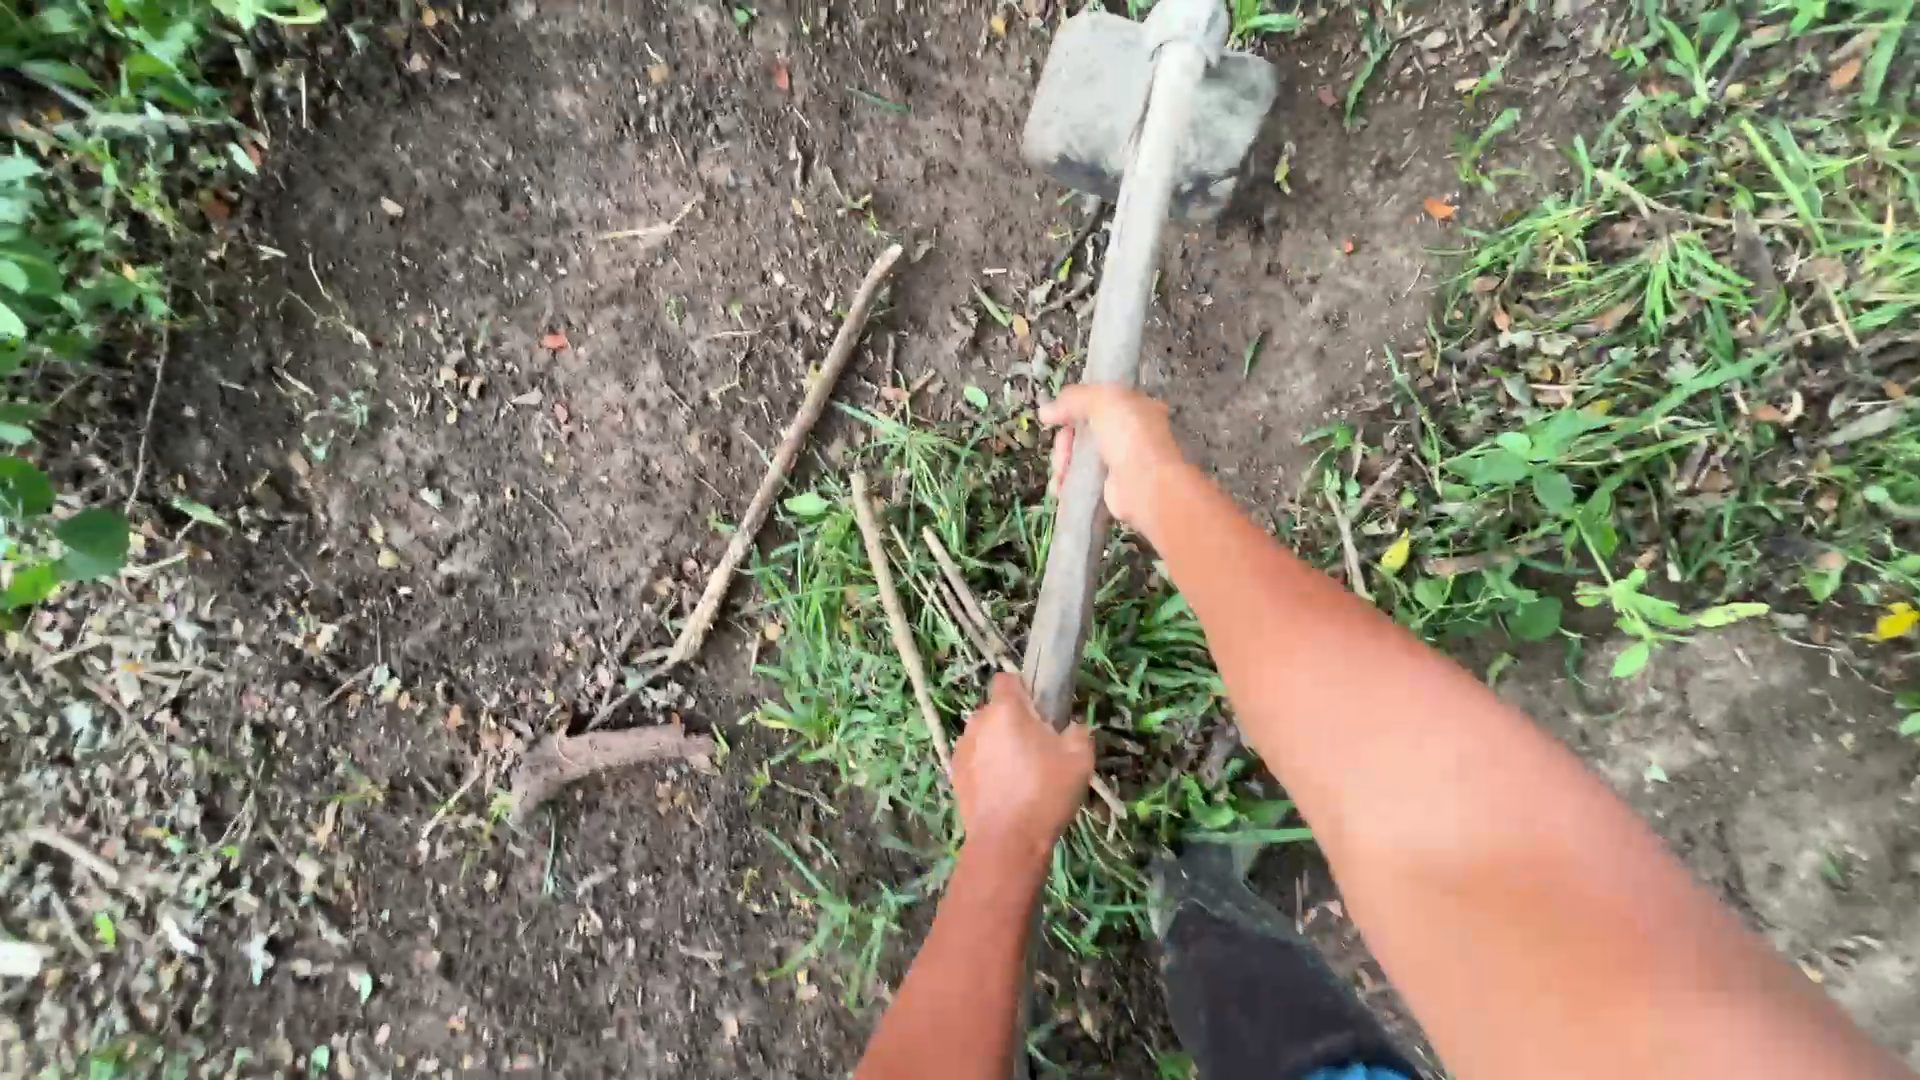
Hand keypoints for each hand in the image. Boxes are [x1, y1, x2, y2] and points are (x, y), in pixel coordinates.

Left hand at [953, 673, 1093, 866]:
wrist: (1008, 841)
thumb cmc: (1045, 791)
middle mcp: (977, 722)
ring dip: (998, 745)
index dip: (1024, 689)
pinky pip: (975, 759)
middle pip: (996, 710)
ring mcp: (962, 749)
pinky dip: (987, 767)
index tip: (1040, 710)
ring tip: (1020, 774)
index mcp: (1005, 709)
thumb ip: (1078, 732)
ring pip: (984, 735)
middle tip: (1038, 747)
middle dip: (1013, 721)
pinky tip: (1004, 791)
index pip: (1007, 679)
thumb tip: (1071, 728)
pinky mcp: (954, 774)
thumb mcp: (1080, 758)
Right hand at [1037, 385, 1188, 529]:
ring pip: (1077, 456)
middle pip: (1083, 432)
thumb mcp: (1102, 400)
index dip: (1075, 407)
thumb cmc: (1129, 434)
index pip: (1099, 402)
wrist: (1145, 483)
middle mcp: (1129, 434)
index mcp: (1135, 408)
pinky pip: (1079, 479)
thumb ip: (1072, 398)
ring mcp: (1118, 462)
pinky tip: (1060, 485)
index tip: (1057, 415)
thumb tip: (1046, 411)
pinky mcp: (1107, 487)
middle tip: (1064, 449)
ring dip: (1062, 462)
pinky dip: (1065, 482)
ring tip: (1062, 471)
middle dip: (1065, 440)